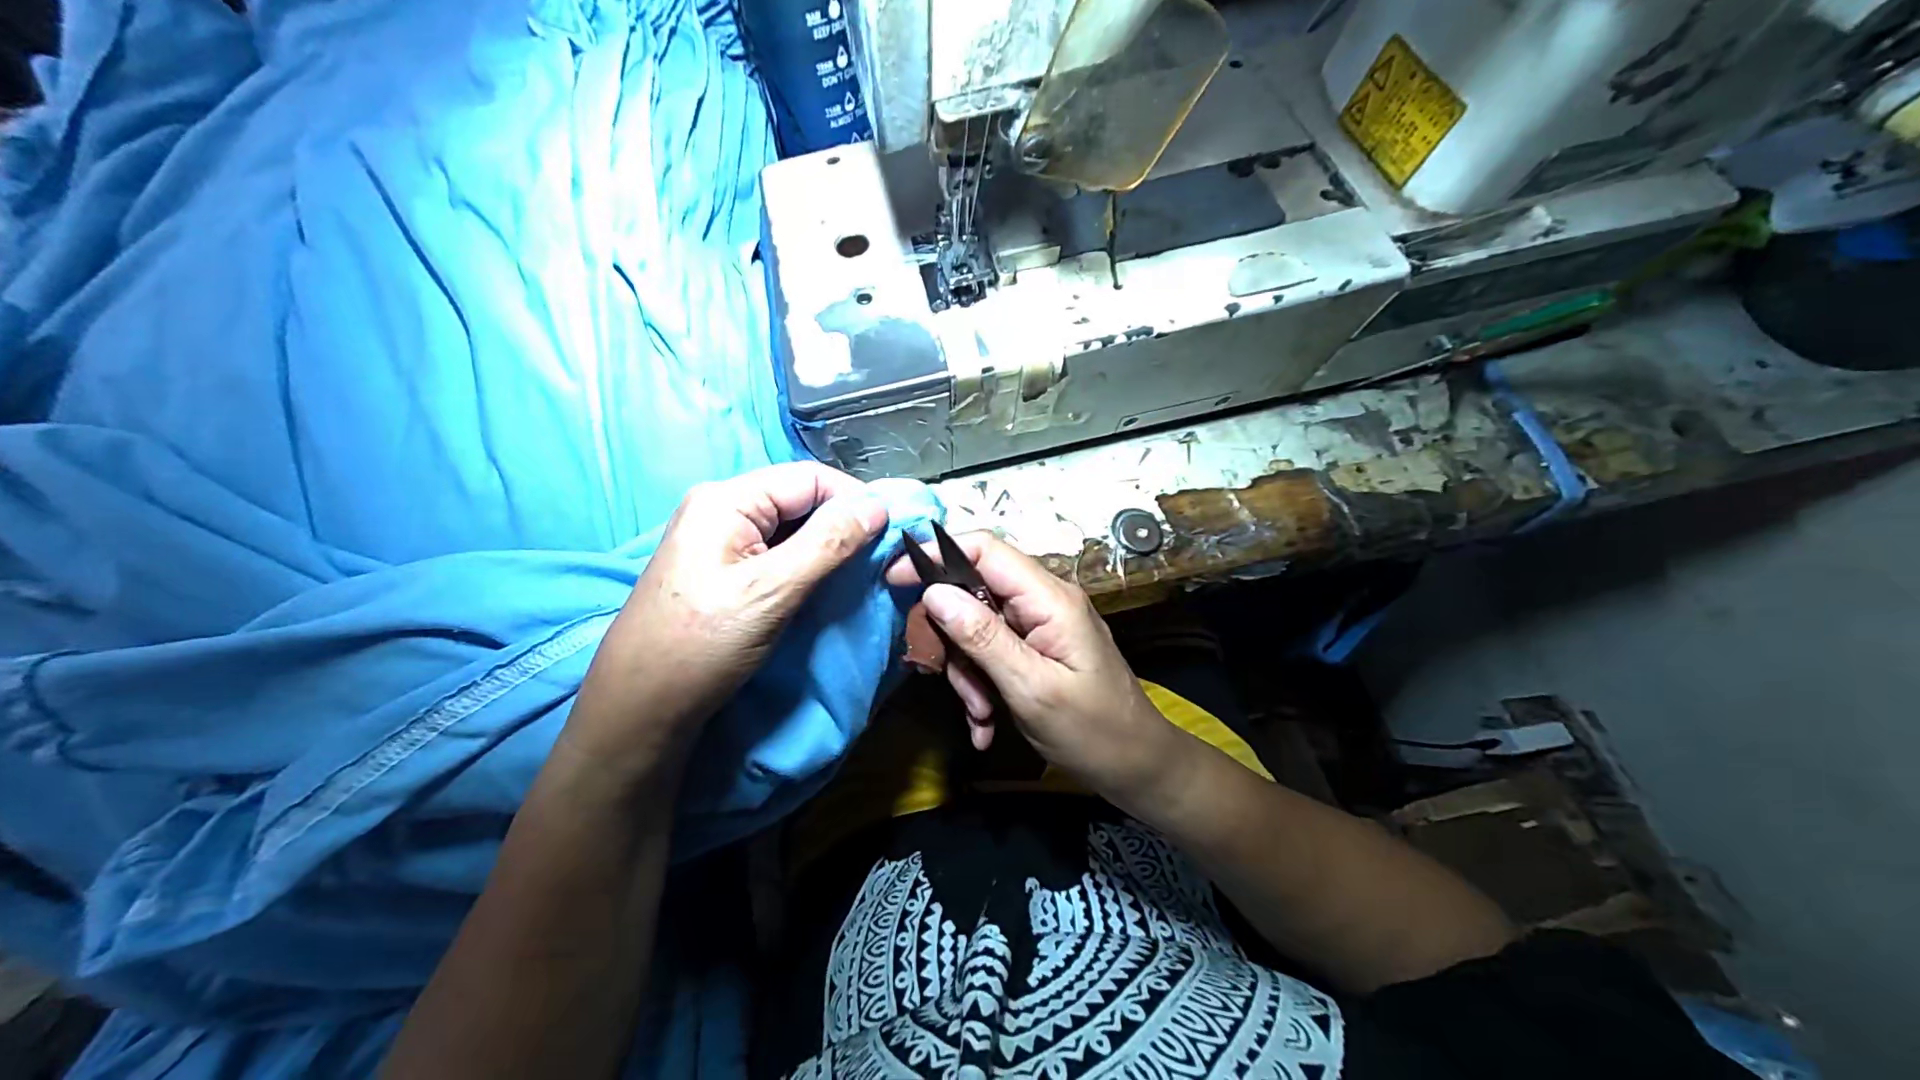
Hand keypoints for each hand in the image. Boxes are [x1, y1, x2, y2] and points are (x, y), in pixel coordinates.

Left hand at [563, 463, 889, 783]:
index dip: (855, 500)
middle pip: (800, 499)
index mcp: (726, 499)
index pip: (810, 477)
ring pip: (792, 528)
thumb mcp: (772, 591)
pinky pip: (776, 552)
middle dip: (843, 525)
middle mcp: (721, 508)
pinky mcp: (722, 569)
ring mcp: (719, 540)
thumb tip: (880, 504)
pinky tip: (823, 588)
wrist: (641, 710)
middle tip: (878, 562)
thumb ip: (829, 543)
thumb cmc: (702, 646)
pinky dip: (806, 566)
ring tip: (856, 577)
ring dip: (827, 548)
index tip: (891, 536)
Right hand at [886, 531, 1192, 806]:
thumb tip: (934, 592)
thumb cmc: (1093, 730)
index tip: (895, 579)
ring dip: (968, 675)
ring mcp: (1039, 626)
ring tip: (982, 714)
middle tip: (957, 685)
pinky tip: (986, 724)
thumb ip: (982, 637)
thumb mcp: (1031, 687)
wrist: (1136, 767)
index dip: (938, 555)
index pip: (986, 549)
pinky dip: (982, 686)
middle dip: (955, 642)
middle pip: (973, 594)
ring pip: (976, 630)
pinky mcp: (1035, 649)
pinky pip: (991, 654)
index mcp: (1049, 598)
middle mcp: (1043, 601)